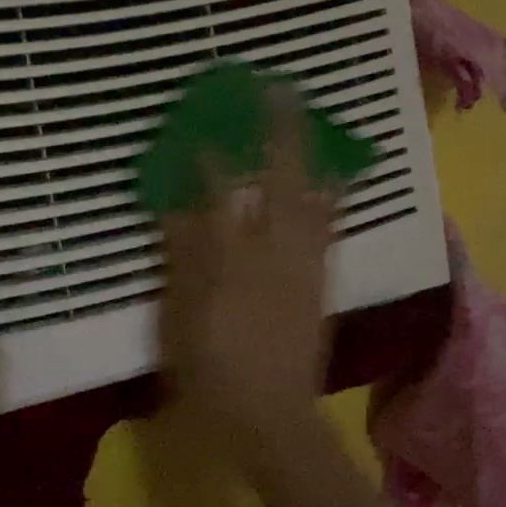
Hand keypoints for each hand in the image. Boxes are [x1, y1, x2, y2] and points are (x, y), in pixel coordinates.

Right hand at [157, 88, 335, 433]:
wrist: (272, 418)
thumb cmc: (213, 369)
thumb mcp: (181, 315)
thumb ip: (182, 256)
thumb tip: (177, 206)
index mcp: (232, 255)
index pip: (218, 188)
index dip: (209, 150)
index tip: (201, 117)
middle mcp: (275, 248)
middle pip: (281, 177)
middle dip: (279, 129)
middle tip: (278, 88)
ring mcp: (304, 263)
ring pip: (313, 195)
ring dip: (310, 153)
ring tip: (309, 119)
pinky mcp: (320, 281)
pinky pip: (328, 225)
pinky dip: (328, 193)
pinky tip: (327, 179)